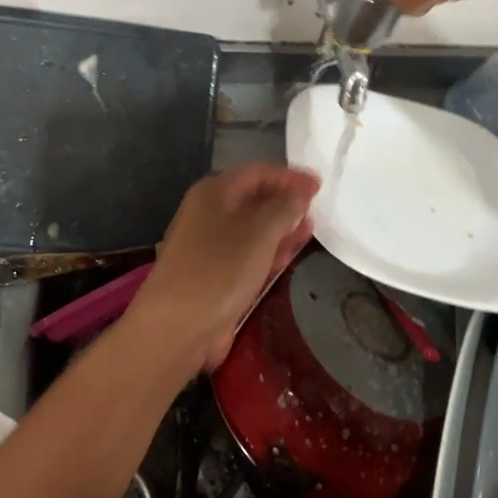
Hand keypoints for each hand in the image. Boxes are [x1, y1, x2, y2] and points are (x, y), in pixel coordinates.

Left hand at [135, 164, 319, 370]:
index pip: (257, 173)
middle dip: (285, 201)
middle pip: (253, 198)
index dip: (289, 176)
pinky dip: (269, 250)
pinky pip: (248, 253)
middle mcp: (208, 213)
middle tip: (317, 207)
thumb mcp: (261, 231)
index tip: (318, 184)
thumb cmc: (221, 267)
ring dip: (281, 227)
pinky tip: (289, 254)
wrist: (179, 324)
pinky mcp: (215, 274)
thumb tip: (297, 196)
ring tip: (310, 229)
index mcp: (214, 192)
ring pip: (252, 228)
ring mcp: (210, 245)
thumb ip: (284, 209)